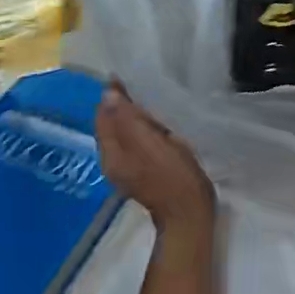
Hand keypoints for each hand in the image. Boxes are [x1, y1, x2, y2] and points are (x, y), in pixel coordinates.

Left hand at [96, 83, 215, 232]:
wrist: (190, 214)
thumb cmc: (171, 176)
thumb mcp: (149, 143)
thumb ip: (127, 119)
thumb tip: (109, 93)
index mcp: (110, 154)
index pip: (103, 116)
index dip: (113, 96)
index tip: (129, 79)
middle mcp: (113, 160)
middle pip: (113, 123)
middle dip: (123, 105)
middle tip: (143, 86)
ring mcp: (129, 167)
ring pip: (126, 132)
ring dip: (135, 116)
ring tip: (153, 100)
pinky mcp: (145, 170)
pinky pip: (139, 141)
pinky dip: (145, 129)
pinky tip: (159, 123)